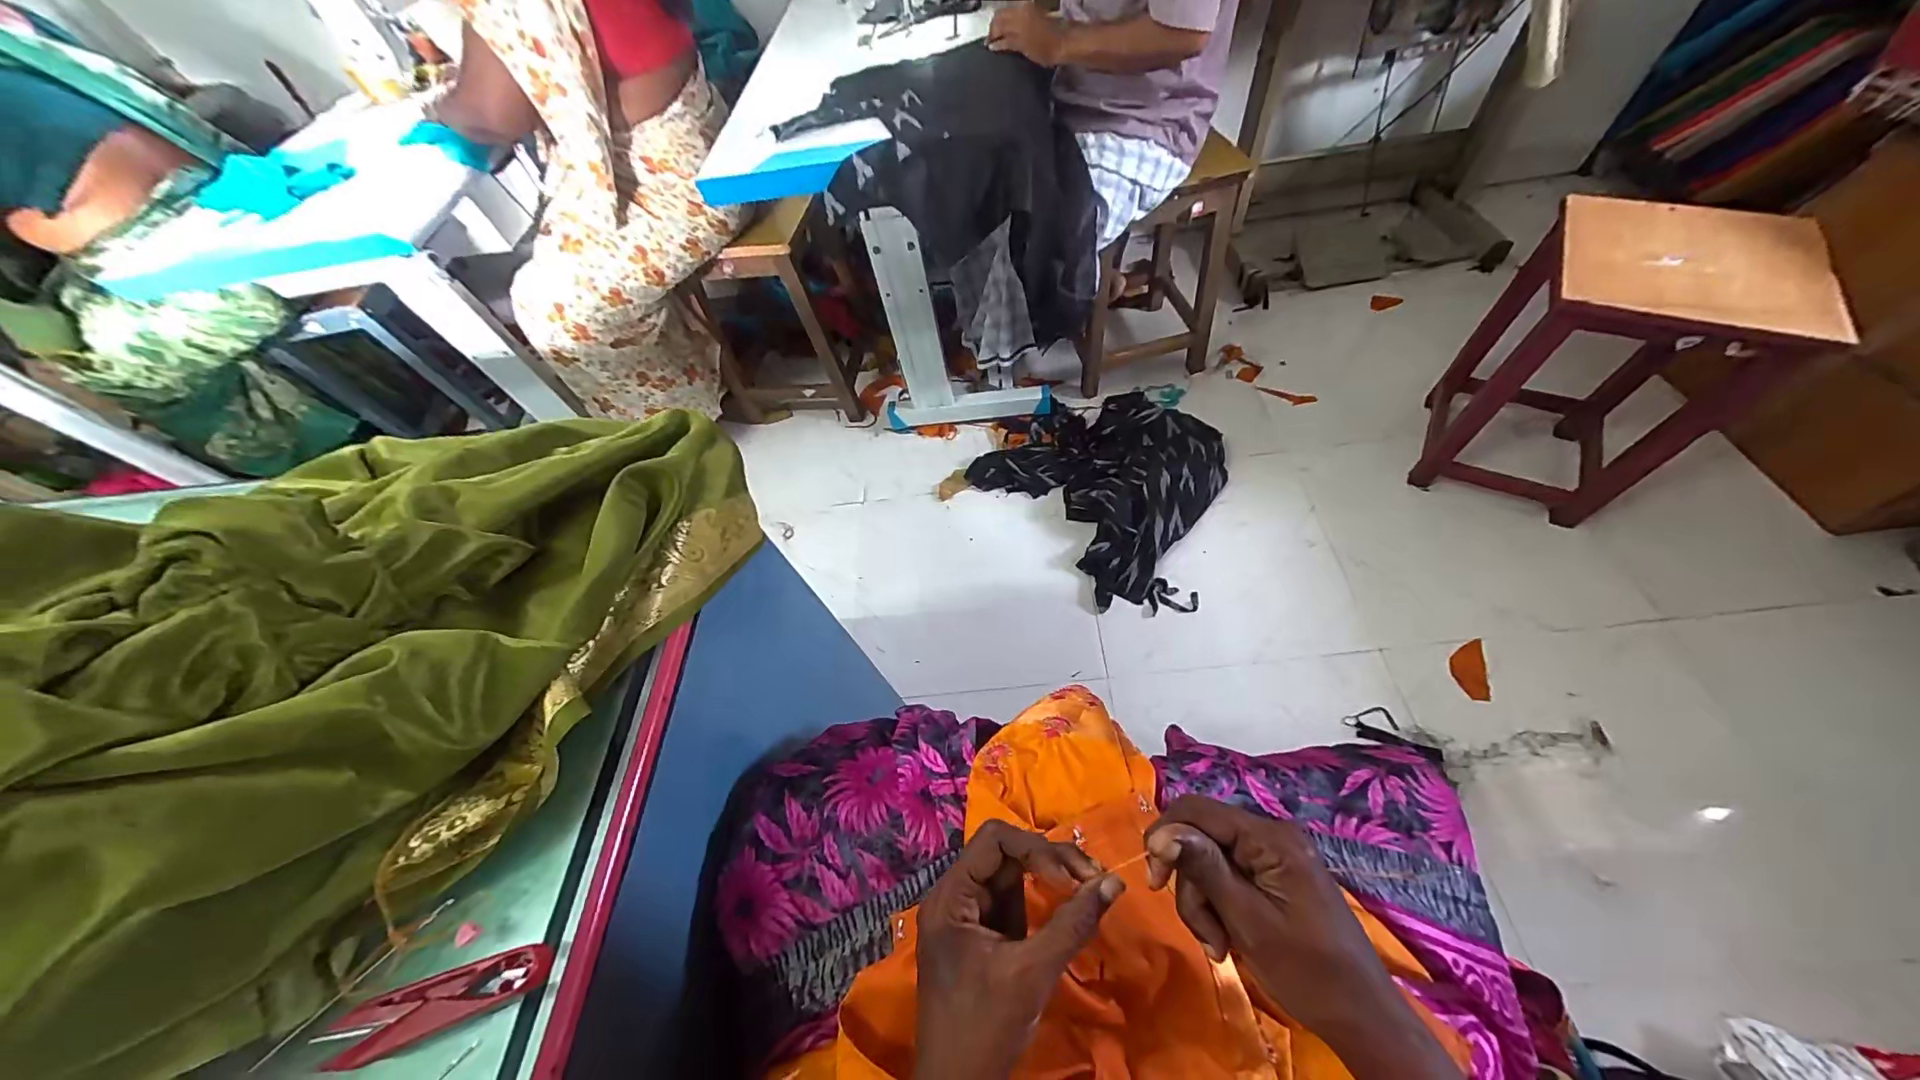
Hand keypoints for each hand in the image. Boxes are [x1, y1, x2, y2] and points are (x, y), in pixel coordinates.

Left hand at [915, 819, 1124, 1079]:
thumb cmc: (984, 1028)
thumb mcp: (1032, 973)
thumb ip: (1072, 923)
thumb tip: (1114, 881)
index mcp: (951, 895)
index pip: (993, 839)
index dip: (1035, 849)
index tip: (1068, 880)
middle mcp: (955, 895)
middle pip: (1003, 852)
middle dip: (1049, 858)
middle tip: (1092, 878)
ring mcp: (968, 914)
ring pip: (1011, 874)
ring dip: (1049, 875)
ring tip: (1087, 886)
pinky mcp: (983, 934)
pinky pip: (1013, 900)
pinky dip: (1042, 898)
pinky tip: (1069, 903)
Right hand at [987, 2, 1068, 66]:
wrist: (1064, 42)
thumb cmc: (1044, 48)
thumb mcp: (1022, 48)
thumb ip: (1007, 43)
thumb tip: (993, 44)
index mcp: (1016, 16)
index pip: (996, 22)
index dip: (991, 34)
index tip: (988, 45)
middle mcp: (1020, 8)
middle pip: (1001, 14)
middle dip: (995, 27)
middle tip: (993, 42)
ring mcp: (1028, 8)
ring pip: (1008, 13)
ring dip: (1003, 24)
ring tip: (1001, 39)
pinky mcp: (1034, 11)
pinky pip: (1016, 14)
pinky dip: (1011, 23)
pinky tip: (1011, 33)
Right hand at [1144, 796, 1462, 1079]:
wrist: (1364, 1018)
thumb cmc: (1308, 972)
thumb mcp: (1247, 921)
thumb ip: (1204, 869)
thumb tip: (1163, 833)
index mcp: (1269, 838)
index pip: (1196, 810)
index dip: (1165, 836)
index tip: (1153, 880)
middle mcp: (1271, 834)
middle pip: (1202, 838)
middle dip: (1190, 883)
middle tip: (1201, 931)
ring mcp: (1275, 855)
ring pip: (1210, 860)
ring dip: (1203, 902)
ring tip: (1219, 945)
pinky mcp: (1276, 875)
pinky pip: (1229, 876)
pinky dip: (1219, 906)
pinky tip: (1228, 939)